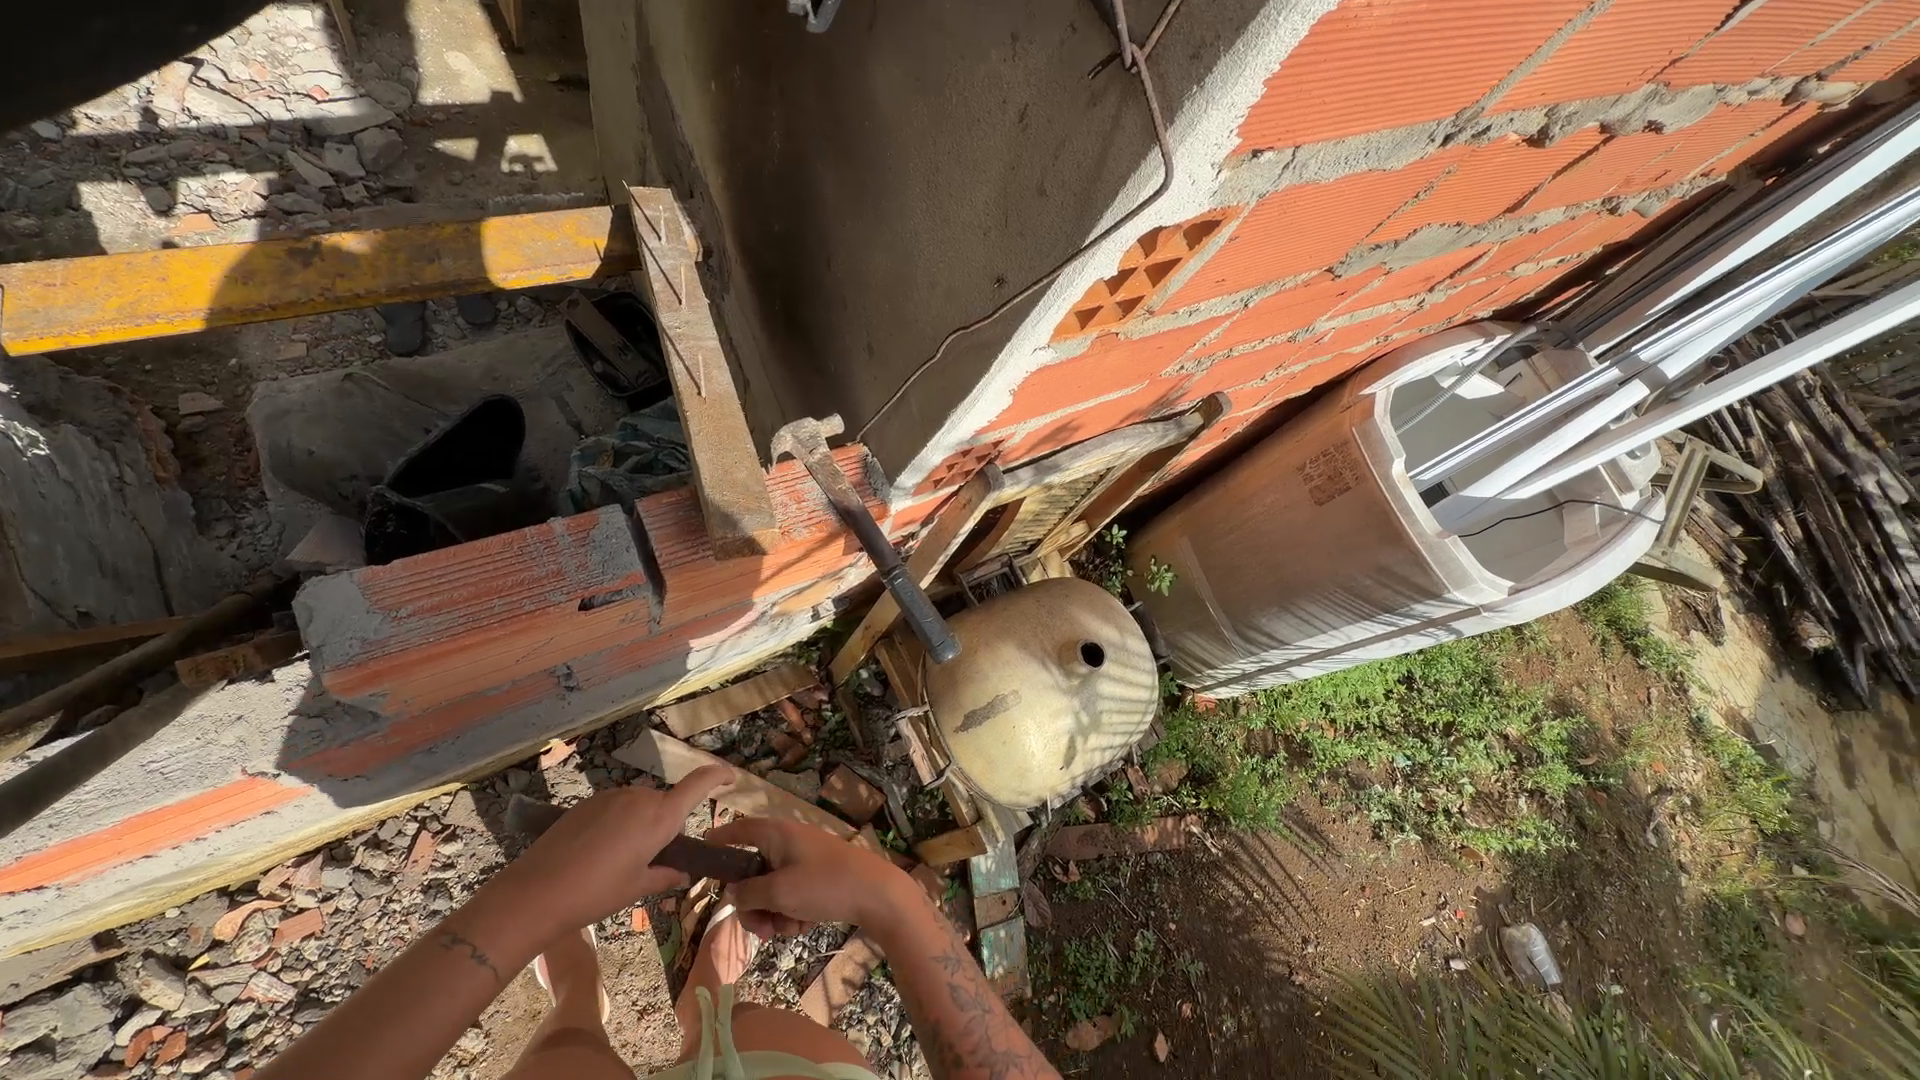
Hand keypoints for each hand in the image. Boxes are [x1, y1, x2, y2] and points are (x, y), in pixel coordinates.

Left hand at [488, 766, 735, 935]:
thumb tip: (682, 873)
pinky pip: (616, 807)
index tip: (732, 777)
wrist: (534, 892)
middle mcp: (640, 798)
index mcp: (660, 818)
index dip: (719, 776)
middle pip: (665, 802)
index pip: (699, 783)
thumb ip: (665, 876)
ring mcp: (612, 796)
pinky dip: (618, 823)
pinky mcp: (588, 802)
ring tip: (620, 860)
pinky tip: (598, 852)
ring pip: (639, 805)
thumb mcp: (636, 888)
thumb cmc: (595, 893)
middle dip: (666, 822)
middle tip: (654, 857)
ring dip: (640, 823)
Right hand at [703, 816, 908, 937]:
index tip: (701, 854)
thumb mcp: (779, 892)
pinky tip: (806, 924)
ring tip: (791, 927)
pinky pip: (791, 895)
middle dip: (753, 905)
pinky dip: (793, 912)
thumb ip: (749, 892)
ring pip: (771, 889)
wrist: (876, 894)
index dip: (718, 840)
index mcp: (776, 834)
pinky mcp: (817, 877)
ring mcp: (804, 859)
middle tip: (762, 929)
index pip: (738, 830)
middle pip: (752, 872)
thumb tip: (734, 892)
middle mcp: (788, 842)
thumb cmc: (825, 885)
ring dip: (774, 913)